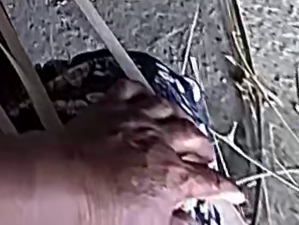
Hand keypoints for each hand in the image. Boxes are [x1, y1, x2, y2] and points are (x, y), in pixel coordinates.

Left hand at [53, 81, 241, 223]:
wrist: (67, 181)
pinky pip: (131, 88)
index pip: (211, 181)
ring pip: (166, 106)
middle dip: (204, 146)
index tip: (231, 190)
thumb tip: (187, 220)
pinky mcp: (110, 104)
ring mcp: (134, 117)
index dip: (225, 188)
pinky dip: (142, 90)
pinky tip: (144, 94)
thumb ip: (175, 222)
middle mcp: (158, 139)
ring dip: (178, 115)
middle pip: (193, 135)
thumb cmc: (102, 208)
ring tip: (182, 122)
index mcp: (174, 175)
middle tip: (206, 155)